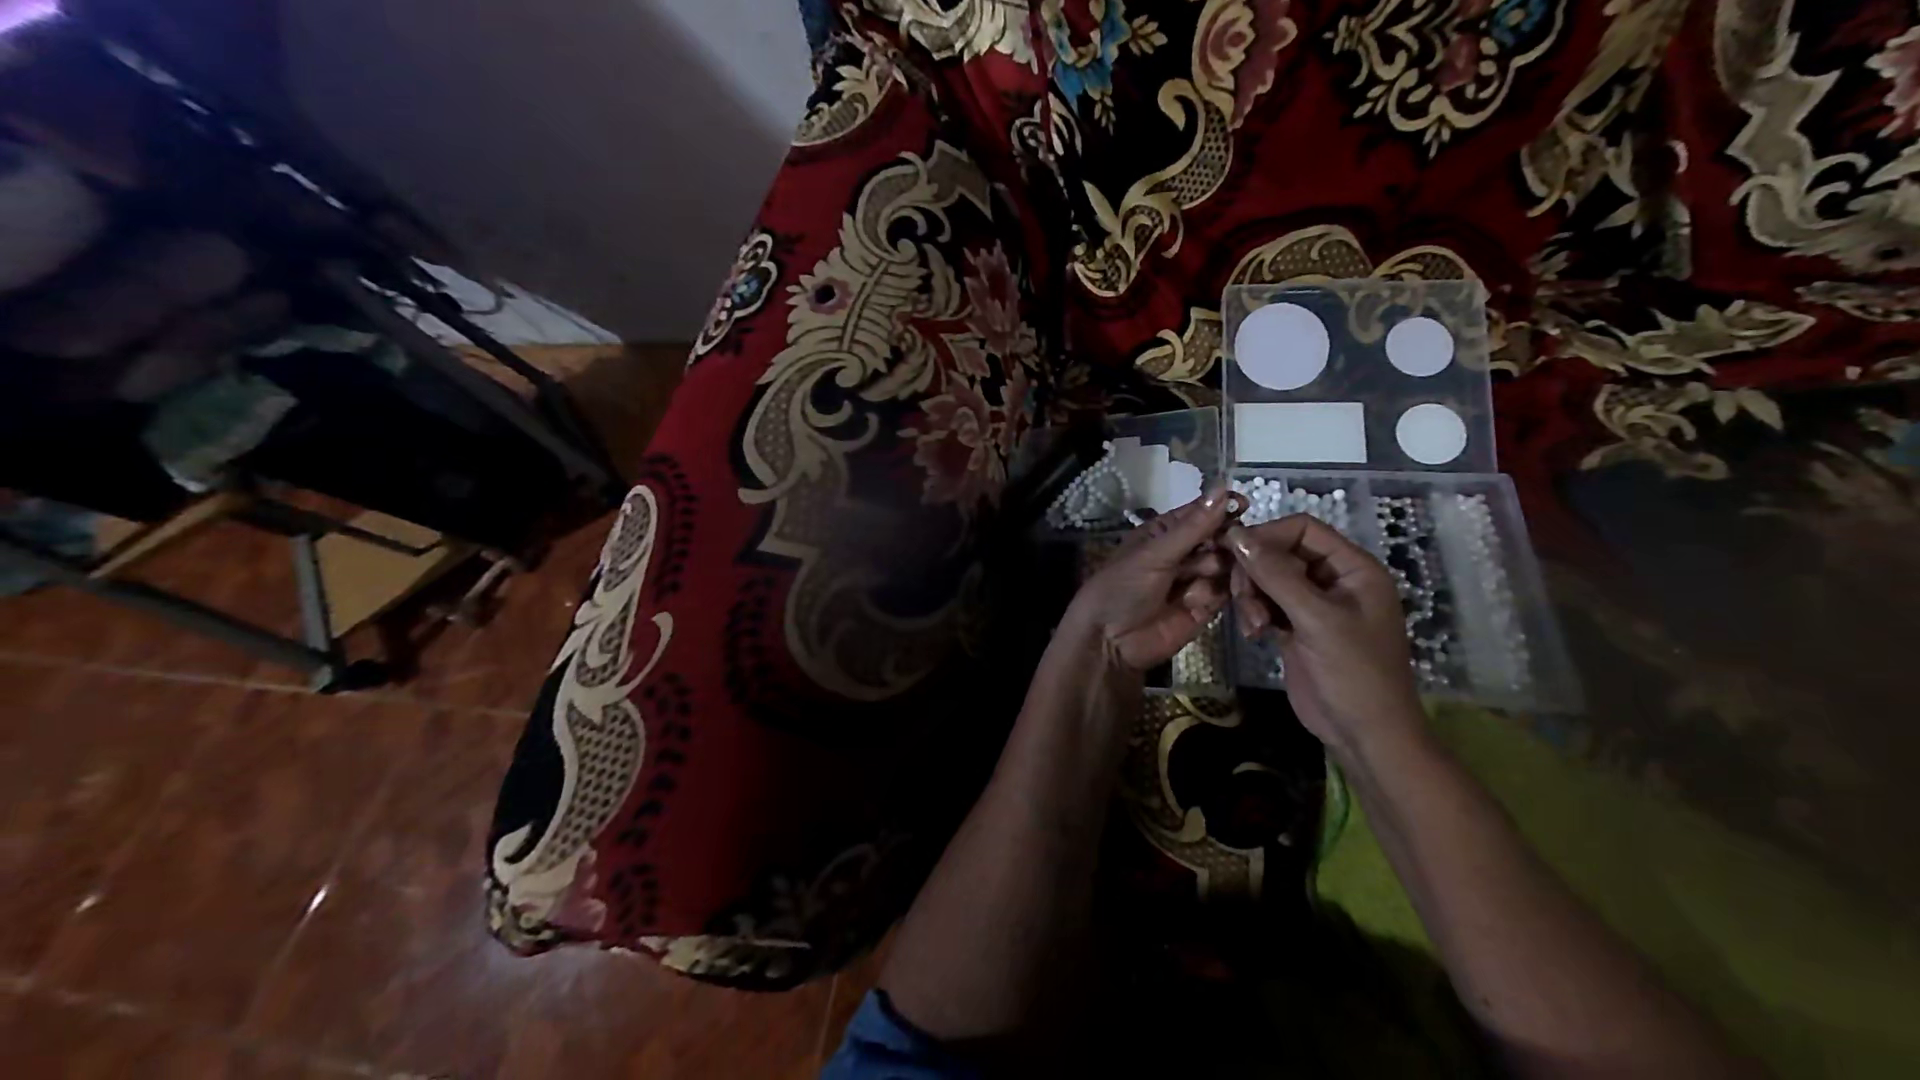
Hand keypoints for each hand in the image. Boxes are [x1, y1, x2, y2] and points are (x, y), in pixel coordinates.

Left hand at [1060, 488, 1239, 670]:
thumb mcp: (1155, 553)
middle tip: (1226, 548)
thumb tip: (1223, 489)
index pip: (1200, 514)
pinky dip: (1221, 592)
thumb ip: (1192, 527)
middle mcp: (1182, 553)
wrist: (1110, 641)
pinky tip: (1204, 597)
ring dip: (1220, 569)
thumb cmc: (1123, 588)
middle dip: (1224, 542)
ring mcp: (1195, 580)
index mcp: (1163, 533)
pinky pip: (1225, 592)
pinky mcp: (1205, 607)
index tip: (1245, 505)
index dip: (1222, 508)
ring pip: (1226, 565)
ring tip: (1202, 578)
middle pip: (1219, 539)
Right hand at [1225, 514, 1425, 758]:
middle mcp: (1333, 580)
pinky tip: (1254, 634)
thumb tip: (1236, 535)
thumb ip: (1276, 575)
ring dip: (1251, 597)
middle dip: (1255, 573)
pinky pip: (1266, 604)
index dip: (1267, 536)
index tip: (1232, 553)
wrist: (1365, 734)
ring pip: (1268, 579)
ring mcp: (1313, 605)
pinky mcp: (1296, 627)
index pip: (1303, 529)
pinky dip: (1254, 614)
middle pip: (1280, 553)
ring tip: (1252, 627)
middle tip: (1240, 600)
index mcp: (1352, 568)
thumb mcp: (1316, 619)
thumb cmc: (1354, 672)